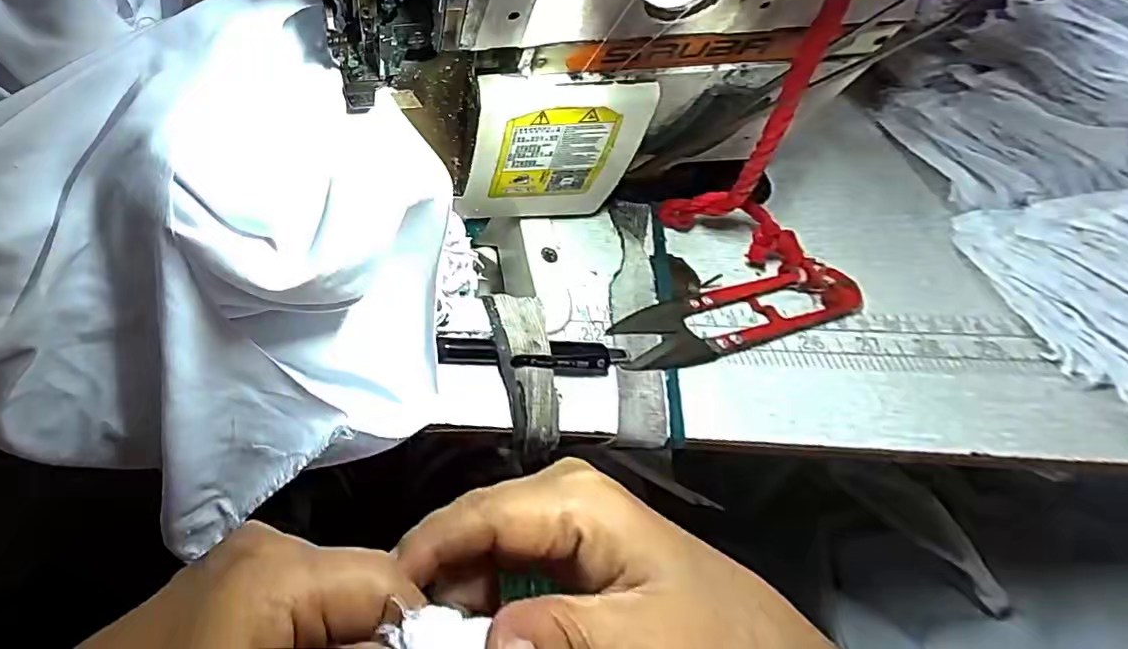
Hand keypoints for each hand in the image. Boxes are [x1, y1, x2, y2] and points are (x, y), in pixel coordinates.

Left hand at [81, 521, 424, 648]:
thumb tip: (429, 645)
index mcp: (278, 564)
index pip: (389, 581)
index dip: (424, 634)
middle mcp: (266, 543)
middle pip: (364, 586)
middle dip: (387, 641)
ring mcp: (244, 558)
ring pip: (335, 597)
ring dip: (353, 642)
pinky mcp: (231, 580)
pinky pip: (299, 604)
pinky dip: (318, 638)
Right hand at [394, 459, 832, 648]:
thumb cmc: (735, 642)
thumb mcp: (654, 643)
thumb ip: (566, 634)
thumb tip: (487, 639)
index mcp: (573, 496)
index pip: (476, 513)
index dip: (428, 549)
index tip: (392, 592)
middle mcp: (558, 494)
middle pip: (474, 528)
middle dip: (442, 576)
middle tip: (414, 623)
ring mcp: (563, 519)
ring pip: (485, 549)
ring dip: (463, 592)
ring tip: (444, 627)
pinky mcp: (570, 548)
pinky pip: (510, 567)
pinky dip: (490, 599)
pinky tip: (485, 626)